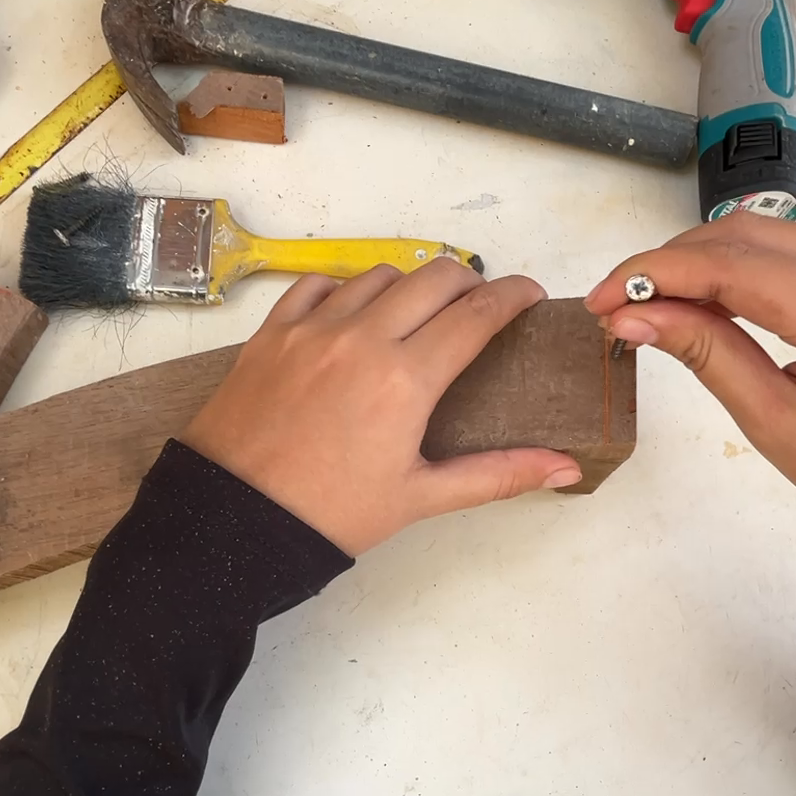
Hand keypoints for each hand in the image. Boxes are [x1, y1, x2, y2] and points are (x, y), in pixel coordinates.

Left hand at [183, 261, 583, 555]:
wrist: (231, 521)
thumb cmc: (332, 515)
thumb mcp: (420, 497)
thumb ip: (498, 474)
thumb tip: (565, 469)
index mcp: (406, 378)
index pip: (478, 315)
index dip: (514, 296)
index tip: (530, 295)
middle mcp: (363, 337)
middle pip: (436, 277)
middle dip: (471, 283)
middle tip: (480, 308)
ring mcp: (312, 328)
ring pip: (379, 274)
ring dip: (411, 284)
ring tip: (418, 313)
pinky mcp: (272, 331)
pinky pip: (318, 284)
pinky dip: (347, 288)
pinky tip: (353, 314)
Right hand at [587, 216, 795, 565]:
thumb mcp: (769, 422)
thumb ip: (704, 352)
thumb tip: (630, 315)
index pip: (740, 269)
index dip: (660, 273)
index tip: (602, 297)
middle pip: (754, 236)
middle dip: (673, 261)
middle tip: (617, 300)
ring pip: (773, 236)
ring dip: (702, 259)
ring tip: (650, 299)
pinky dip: (741, 267)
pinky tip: (703, 294)